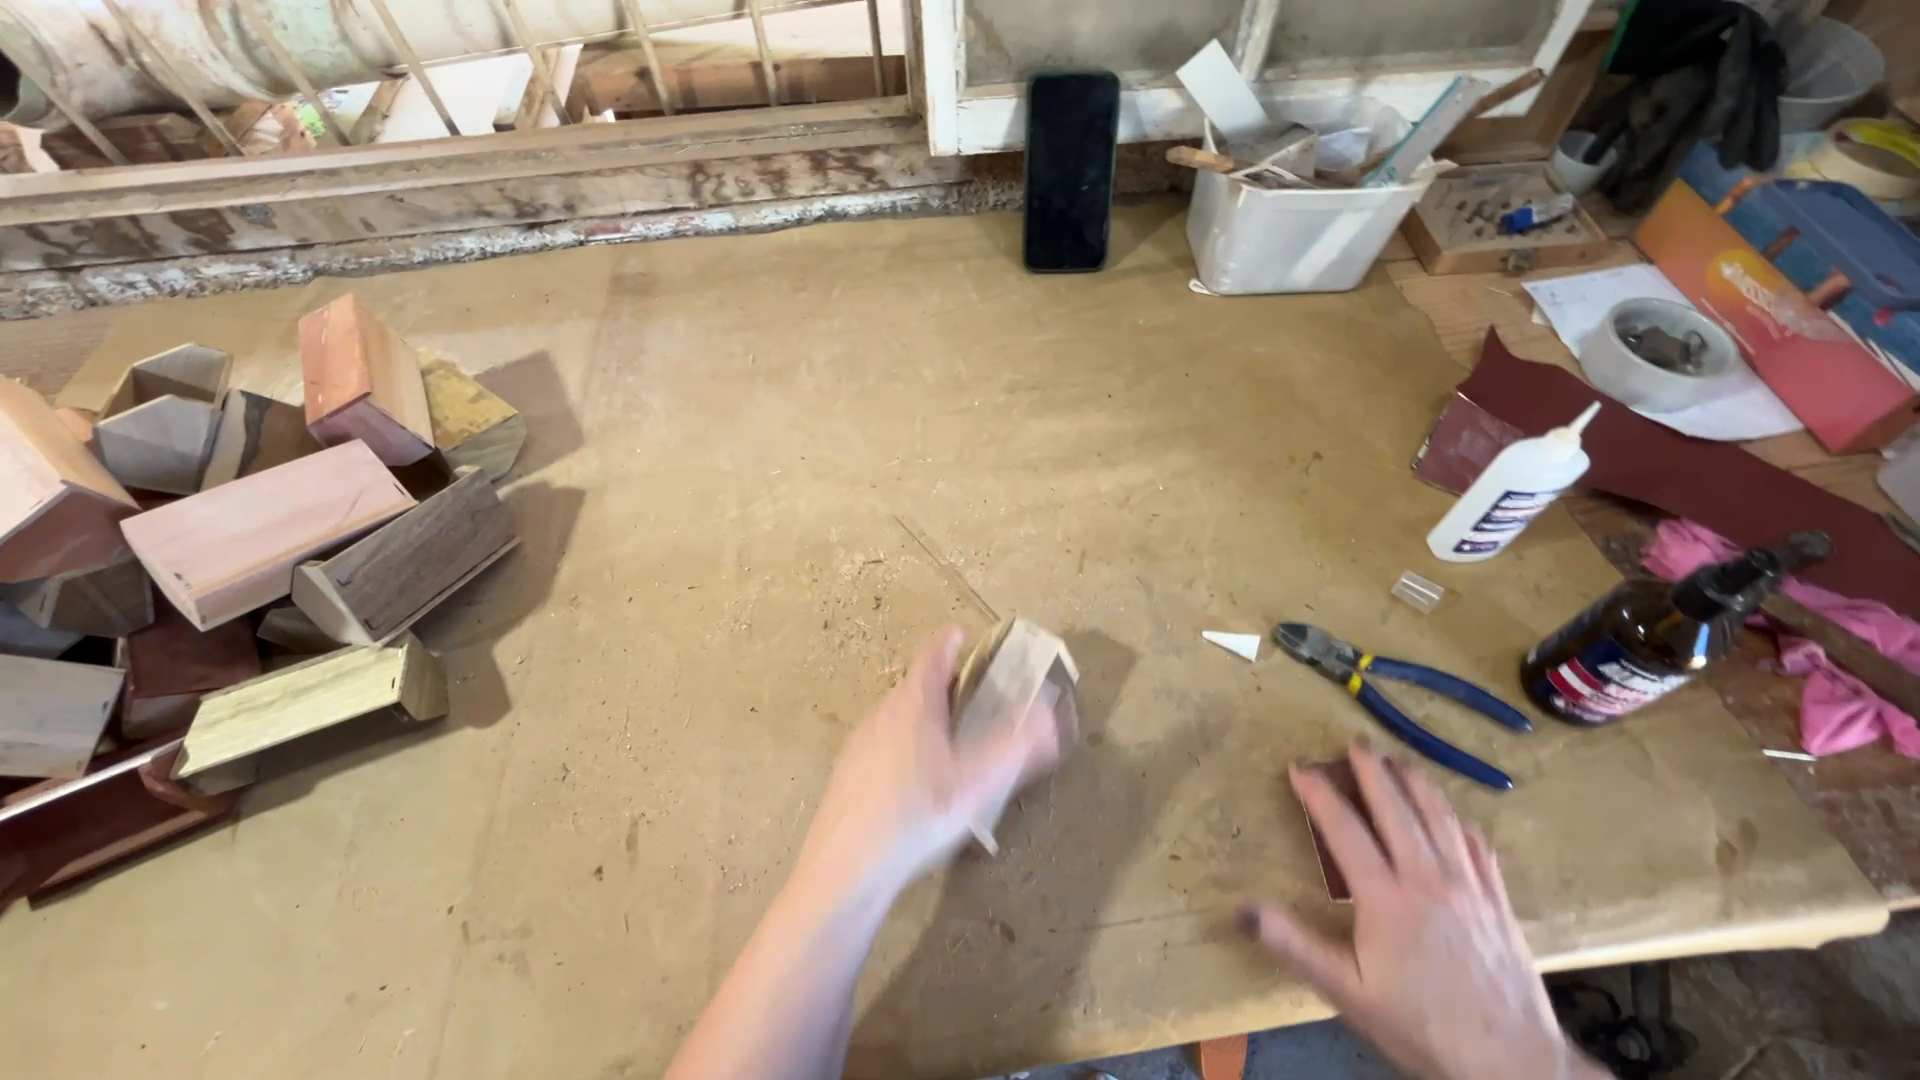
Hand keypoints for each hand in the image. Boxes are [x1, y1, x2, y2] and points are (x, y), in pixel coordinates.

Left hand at [795, 626, 1064, 899]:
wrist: (846, 867)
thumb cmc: (916, 815)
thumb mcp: (976, 785)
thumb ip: (1016, 749)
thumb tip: (1051, 717)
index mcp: (914, 705)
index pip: (932, 657)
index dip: (948, 643)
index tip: (959, 632)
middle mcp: (882, 713)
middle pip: (912, 685)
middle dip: (939, 682)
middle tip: (966, 690)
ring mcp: (859, 742)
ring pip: (894, 714)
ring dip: (919, 713)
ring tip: (943, 731)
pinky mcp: (846, 772)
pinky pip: (881, 741)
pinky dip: (901, 741)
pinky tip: (912, 777)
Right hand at [1239, 740, 1601, 1079]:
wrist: (1513, 1064)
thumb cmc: (1421, 1026)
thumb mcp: (1347, 993)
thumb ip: (1293, 944)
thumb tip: (1241, 908)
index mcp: (1385, 896)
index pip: (1344, 827)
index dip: (1319, 793)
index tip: (1299, 767)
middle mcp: (1428, 878)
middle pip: (1396, 808)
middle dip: (1371, 771)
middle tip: (1355, 743)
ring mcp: (1469, 887)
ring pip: (1440, 817)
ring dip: (1416, 783)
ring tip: (1399, 761)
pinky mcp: (1499, 903)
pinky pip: (1476, 845)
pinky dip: (1457, 819)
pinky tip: (1452, 814)